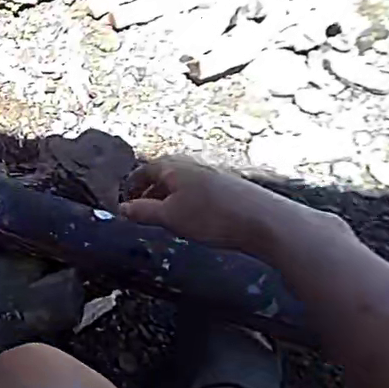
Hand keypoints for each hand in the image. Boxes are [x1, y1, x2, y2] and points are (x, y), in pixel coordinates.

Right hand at [118, 156, 347, 258]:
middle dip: (150, 191)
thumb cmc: (211, 216)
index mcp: (173, 167)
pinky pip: (199, 190)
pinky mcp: (230, 188)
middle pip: (163, 175)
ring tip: (165, 217)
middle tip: (141, 211)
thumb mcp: (169, 217)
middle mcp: (192, 165)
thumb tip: (121, 209)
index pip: (143, 171)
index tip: (124, 202)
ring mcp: (213, 175)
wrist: (266, 222)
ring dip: (169, 197)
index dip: (131, 186)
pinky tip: (193, 219)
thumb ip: (143, 212)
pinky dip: (188, 201)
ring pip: (182, 183)